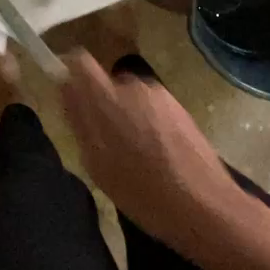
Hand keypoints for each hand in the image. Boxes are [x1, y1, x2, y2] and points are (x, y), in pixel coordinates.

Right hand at [57, 49, 242, 261]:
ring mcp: (162, 96)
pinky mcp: (182, 109)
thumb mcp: (97, 164)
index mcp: (107, 98)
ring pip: (131, 99)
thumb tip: (64, 87)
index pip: (80, 62)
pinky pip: (152, 109)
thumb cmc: (142, 192)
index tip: (71, 99)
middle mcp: (134, 87)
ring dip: (127, 118)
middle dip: (102, 106)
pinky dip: (149, 126)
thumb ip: (79, 119)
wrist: (205, 207)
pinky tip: (158, 158)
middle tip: (106, 144)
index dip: (72, 75)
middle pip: (107, 84)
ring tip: (136, 156)